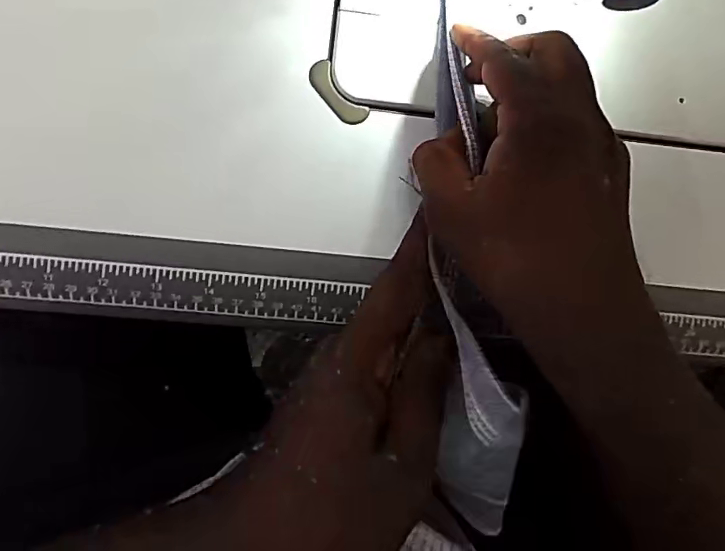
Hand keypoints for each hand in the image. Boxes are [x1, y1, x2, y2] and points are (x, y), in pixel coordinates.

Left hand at [207, 217, 453, 550]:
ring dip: (416, 311)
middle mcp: (340, 353)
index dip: (416, 247)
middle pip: (389, 306)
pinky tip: (427, 351)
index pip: (394, 289)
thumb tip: (440, 337)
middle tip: (464, 249)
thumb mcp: (400, 467)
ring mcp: (330, 373)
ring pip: (383, 333)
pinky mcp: (328, 394)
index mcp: (356, 359)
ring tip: (456, 292)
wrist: (260, 538)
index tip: (433, 206)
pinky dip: (403, 345)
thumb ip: (422, 397)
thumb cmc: (333, 511)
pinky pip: (374, 358)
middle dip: (424, 275)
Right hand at [410, 26, 646, 338]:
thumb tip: (446, 143)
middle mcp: (580, 123)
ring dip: (529, 80)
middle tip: (477, 72)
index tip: (460, 33)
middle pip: (555, 53)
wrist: (589, 319)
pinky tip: (515, 152)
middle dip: (514, 48)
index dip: (477, 41)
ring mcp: (601, 146)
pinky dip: (544, 108)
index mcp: (542, 122)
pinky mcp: (607, 170)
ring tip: (488, 118)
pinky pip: (575, 115)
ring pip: (569, 83)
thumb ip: (436, 159)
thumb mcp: (450, 210)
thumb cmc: (520, 262)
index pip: (507, 60)